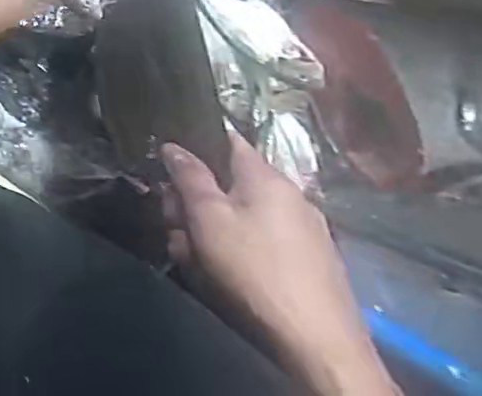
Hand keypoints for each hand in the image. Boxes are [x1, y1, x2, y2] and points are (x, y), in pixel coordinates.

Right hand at [163, 135, 396, 395]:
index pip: (228, 138)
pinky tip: (215, 267)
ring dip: (205, 225)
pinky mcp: (306, 262)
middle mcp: (291, 199)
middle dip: (192, 195)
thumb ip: (188, 175)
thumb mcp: (207, 215)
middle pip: (226, 181)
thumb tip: (174, 146)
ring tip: (189, 249)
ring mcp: (304, 233)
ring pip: (236, 212)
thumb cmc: (253, 266)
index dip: (194, 138)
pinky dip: (229, 246)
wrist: (318, 344)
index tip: (164, 150)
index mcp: (269, 180)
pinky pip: (254, 238)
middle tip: (171, 216)